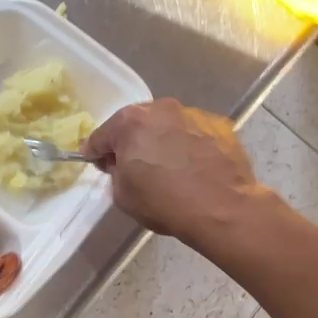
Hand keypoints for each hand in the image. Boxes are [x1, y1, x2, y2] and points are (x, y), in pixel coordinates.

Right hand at [86, 98, 273, 244]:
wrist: (222, 208)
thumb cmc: (165, 203)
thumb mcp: (123, 196)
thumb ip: (116, 173)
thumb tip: (122, 166)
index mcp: (130, 123)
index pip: (101, 136)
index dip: (96, 152)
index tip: (97, 163)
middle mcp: (160, 109)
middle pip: (136, 124)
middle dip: (131, 142)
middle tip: (134, 165)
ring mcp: (192, 113)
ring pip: (166, 125)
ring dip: (162, 140)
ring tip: (169, 167)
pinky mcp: (218, 124)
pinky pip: (193, 133)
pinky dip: (189, 145)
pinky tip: (194, 167)